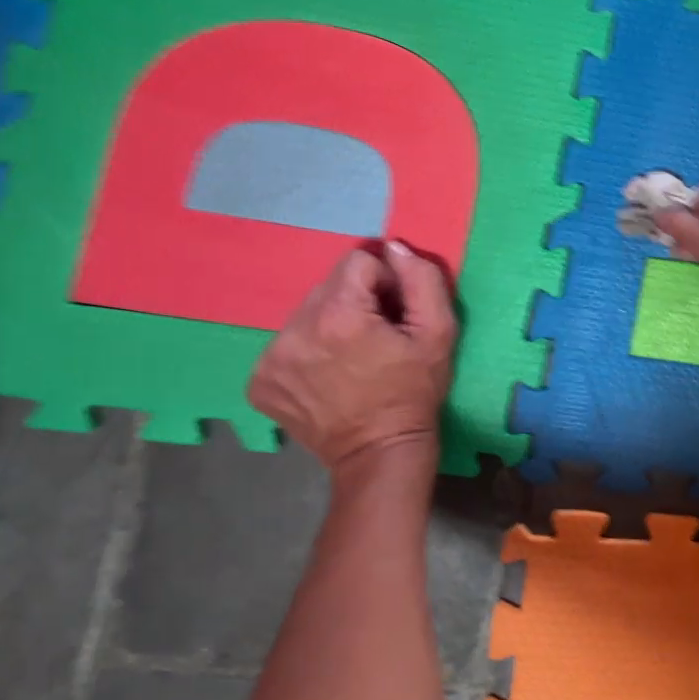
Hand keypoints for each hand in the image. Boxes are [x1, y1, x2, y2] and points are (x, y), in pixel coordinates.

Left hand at [248, 241, 457, 471]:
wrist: (379, 451)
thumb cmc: (415, 390)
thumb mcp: (439, 331)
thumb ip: (422, 279)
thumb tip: (394, 248)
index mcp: (338, 315)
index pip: (358, 261)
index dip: (385, 282)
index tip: (394, 314)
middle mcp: (294, 331)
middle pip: (329, 286)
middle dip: (356, 301)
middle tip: (377, 337)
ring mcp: (270, 358)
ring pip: (307, 313)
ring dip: (331, 324)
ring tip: (353, 358)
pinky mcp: (259, 381)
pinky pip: (288, 342)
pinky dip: (309, 350)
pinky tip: (328, 374)